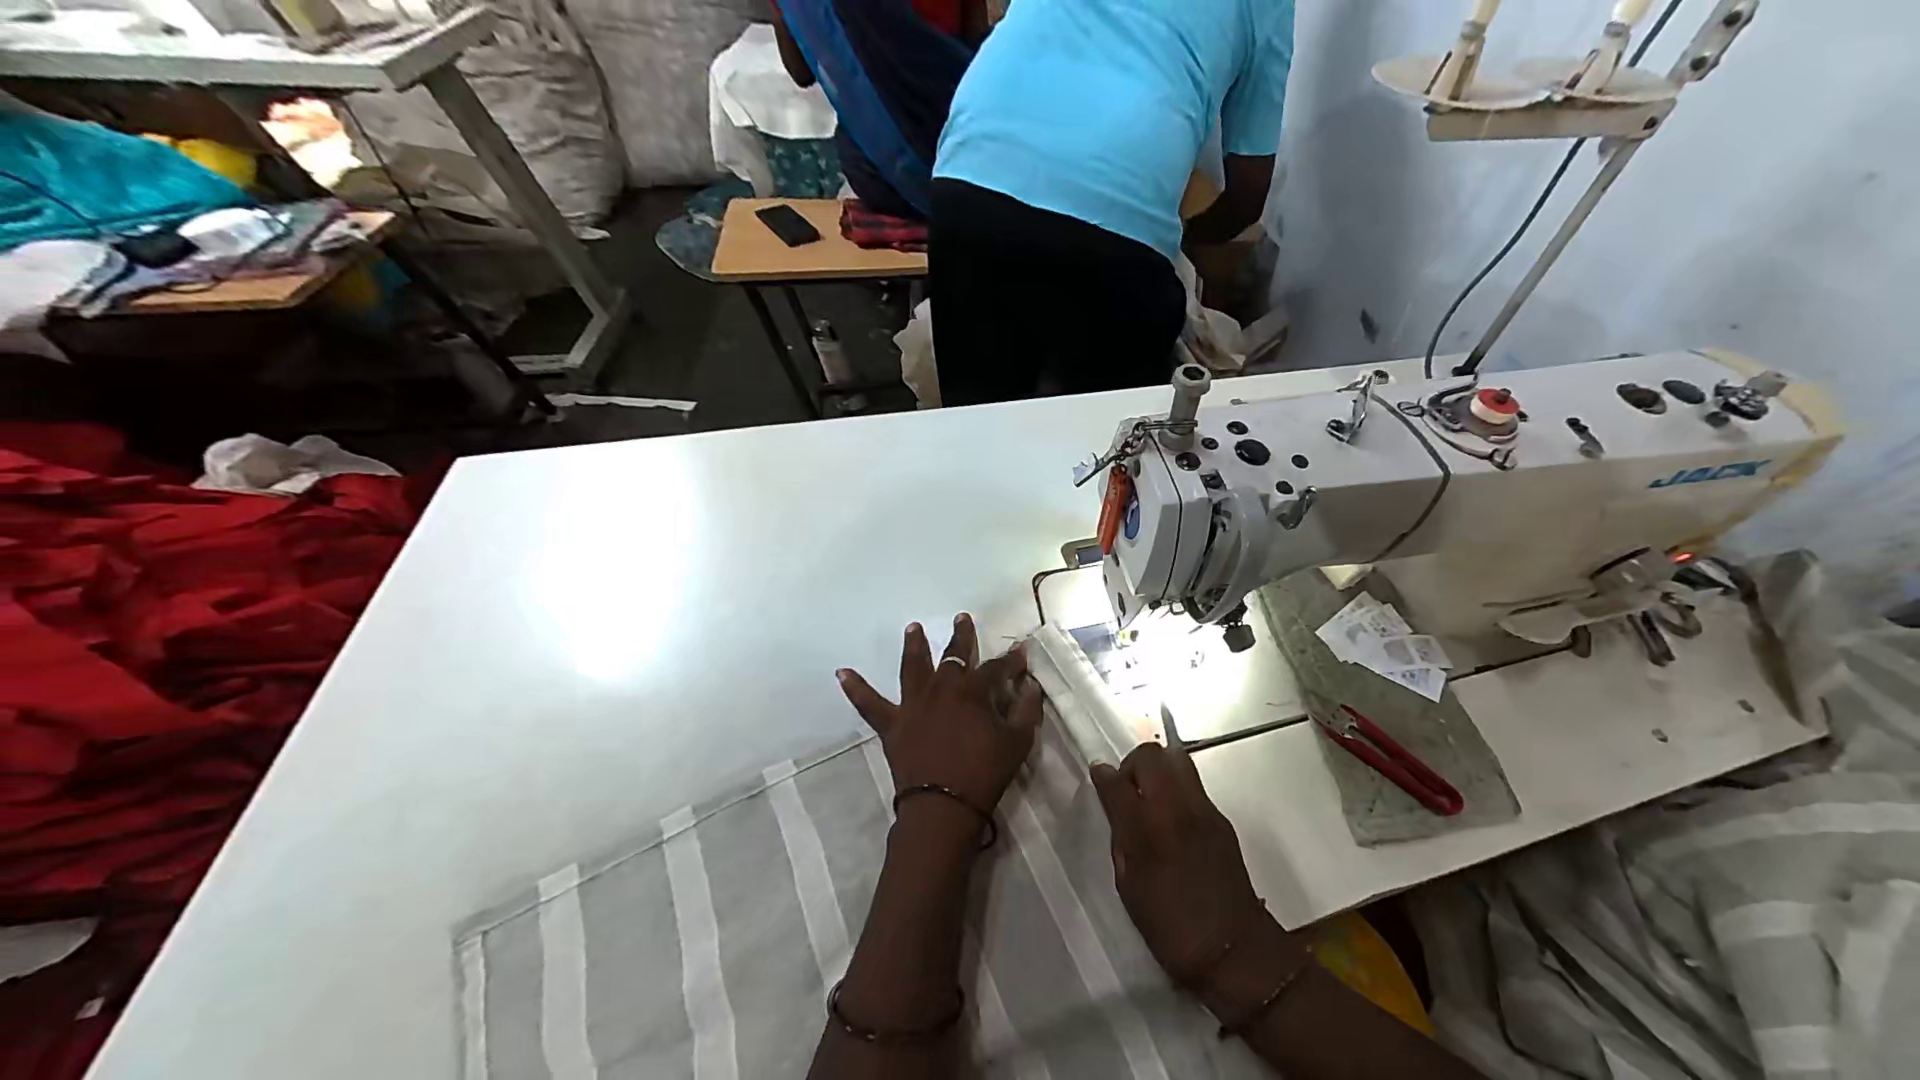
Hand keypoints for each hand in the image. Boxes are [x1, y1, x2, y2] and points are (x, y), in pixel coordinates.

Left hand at [837, 614, 1042, 815]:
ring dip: (913, 645)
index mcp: (973, 691)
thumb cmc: (985, 773)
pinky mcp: (891, 724)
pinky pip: (869, 704)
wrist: (943, 805)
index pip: (996, 668)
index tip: (1020, 652)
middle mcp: (941, 689)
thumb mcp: (1017, 742)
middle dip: (960, 636)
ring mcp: (913, 704)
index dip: (1011, 660)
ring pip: (912, 667)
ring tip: (913, 628)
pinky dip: (855, 688)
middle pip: (952, 656)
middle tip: (962, 619)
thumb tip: (1030, 686)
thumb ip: (1026, 710)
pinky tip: (841, 672)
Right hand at [1092, 743, 1305, 1007]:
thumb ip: (1121, 839)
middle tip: (1128, 788)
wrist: (1235, 950)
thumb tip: (1117, 812)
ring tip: (1151, 797)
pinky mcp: (1222, 819)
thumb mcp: (1128, 886)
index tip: (1099, 776)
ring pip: (1177, 760)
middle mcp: (1175, 809)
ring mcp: (1203, 810)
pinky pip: (1194, 785)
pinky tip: (1173, 817)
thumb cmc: (1170, 927)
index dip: (1103, 775)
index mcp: (1145, 830)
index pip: (1116, 782)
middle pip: (1151, 755)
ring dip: (1159, 770)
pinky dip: (1177, 789)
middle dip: (1134, 763)